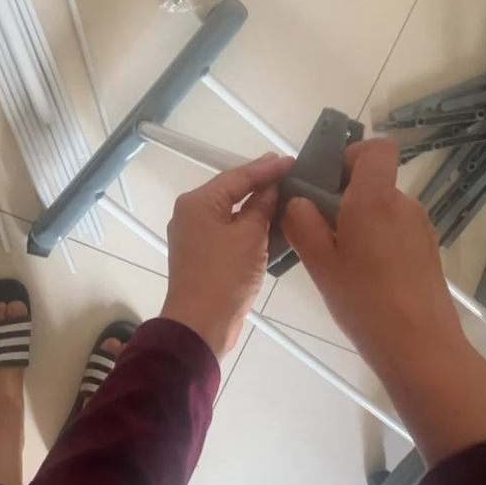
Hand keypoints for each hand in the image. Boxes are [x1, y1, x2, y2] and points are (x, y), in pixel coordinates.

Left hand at [160, 152, 292, 356]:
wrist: (201, 324)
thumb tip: (271, 188)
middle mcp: (192, 214)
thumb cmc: (225, 275)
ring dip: (259, 208)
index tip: (293, 160)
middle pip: (232, 192)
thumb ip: (261, 206)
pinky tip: (275, 226)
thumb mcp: (250, 236)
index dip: (267, 168)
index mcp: (198, 203)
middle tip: (294, 175)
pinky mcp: (204, 256)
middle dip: (262, 185)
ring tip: (290, 197)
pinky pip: (230, 233)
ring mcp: (196, 236)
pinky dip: (250, 228)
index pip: (237, 176)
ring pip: (232, 214)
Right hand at [282, 139, 485, 463]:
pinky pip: (395, 232)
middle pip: (374, 182)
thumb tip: (300, 202)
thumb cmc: (365, 302)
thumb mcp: (320, 264)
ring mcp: (420, 230)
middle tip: (317, 231)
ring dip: (358, 223)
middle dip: (343, 197)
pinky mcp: (426, 253)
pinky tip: (361, 278)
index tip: (325, 182)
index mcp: (375, 200)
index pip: (376, 148)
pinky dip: (375, 243)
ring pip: (382, 210)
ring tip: (337, 261)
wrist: (421, 348)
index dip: (350, 154)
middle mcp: (404, 206)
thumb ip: (304, 224)